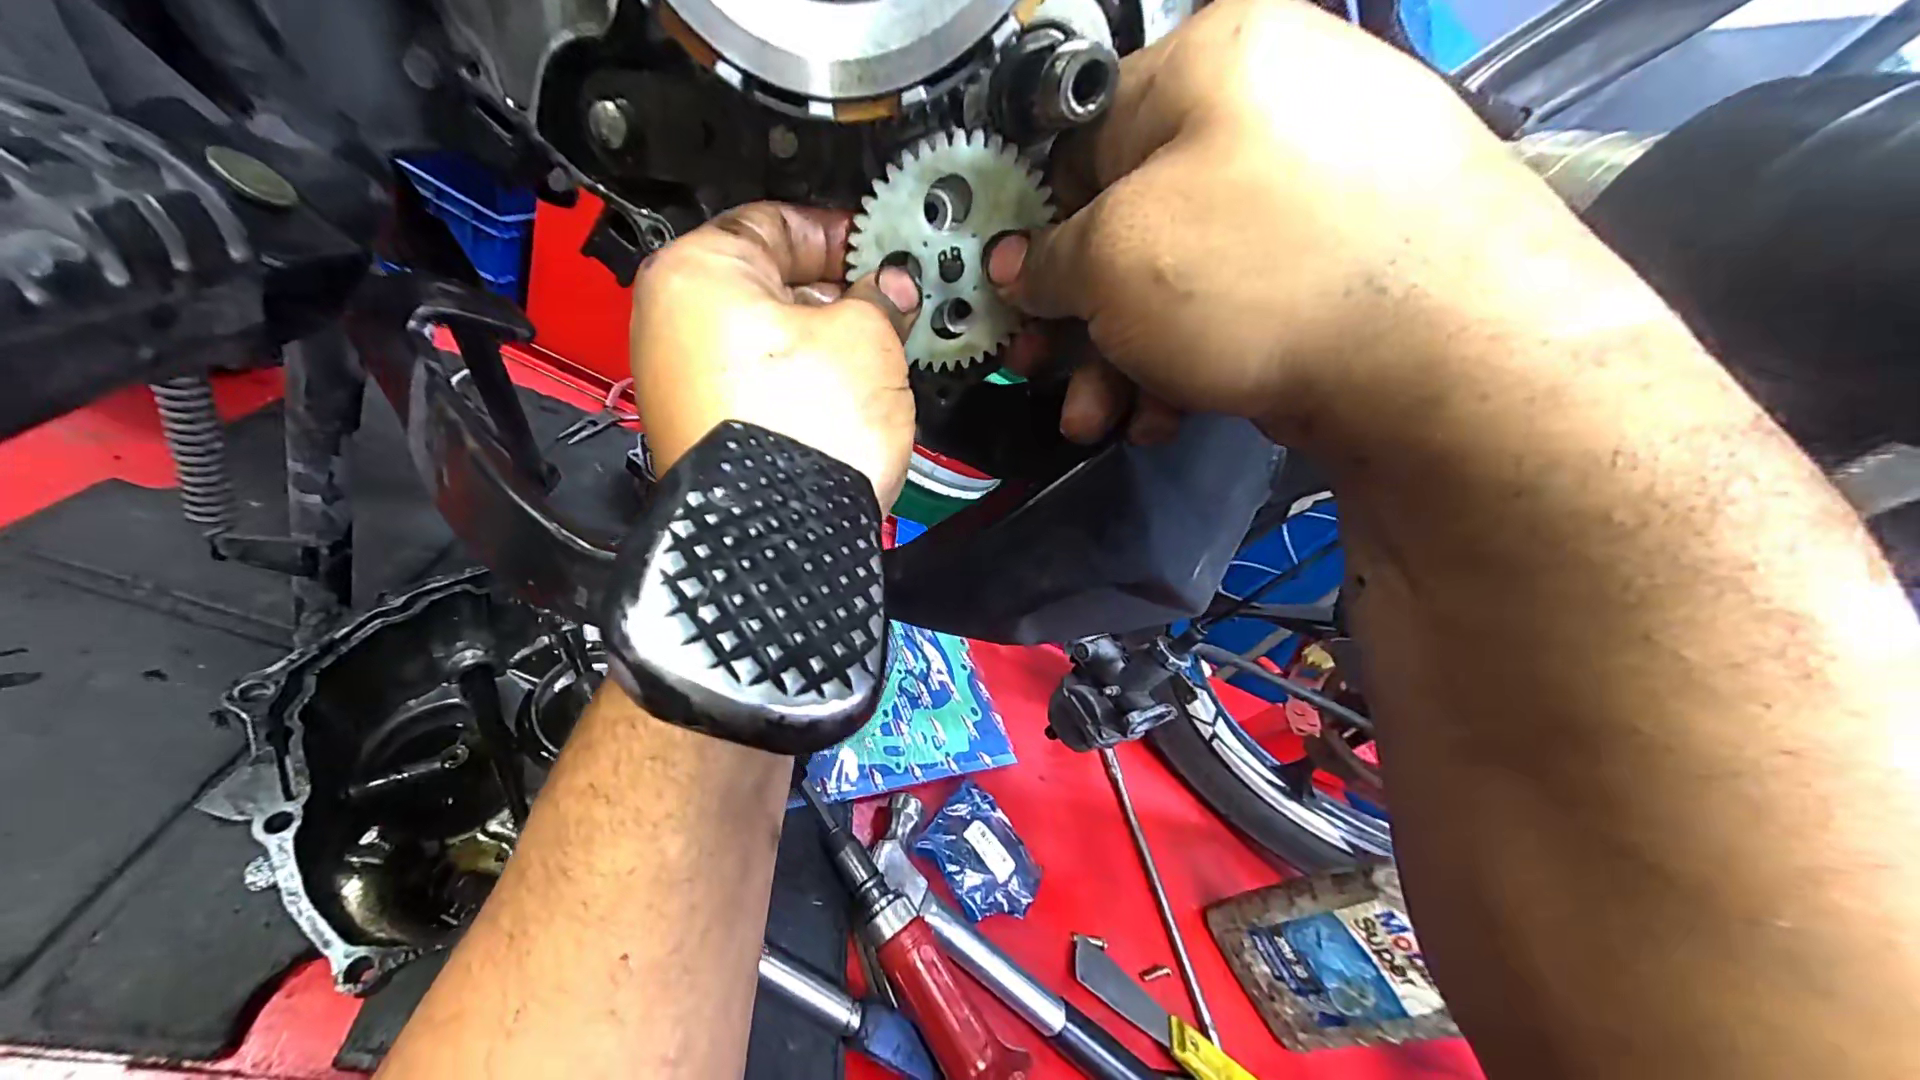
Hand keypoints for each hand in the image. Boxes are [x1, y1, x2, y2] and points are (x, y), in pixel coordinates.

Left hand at [629, 202, 922, 506]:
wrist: (782, 536)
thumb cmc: (804, 436)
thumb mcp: (866, 339)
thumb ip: (880, 299)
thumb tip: (888, 291)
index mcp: (696, 274)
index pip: (776, 221)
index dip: (837, 231)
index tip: (873, 248)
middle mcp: (672, 326)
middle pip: (766, 283)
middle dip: (834, 292)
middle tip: (886, 304)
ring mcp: (683, 385)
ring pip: (765, 338)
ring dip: (822, 340)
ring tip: (875, 354)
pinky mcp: (705, 431)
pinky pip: (758, 384)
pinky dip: (799, 380)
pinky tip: (843, 394)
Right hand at [988, 0, 1672, 447]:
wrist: (1442, 359)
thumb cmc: (1255, 276)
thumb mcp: (1116, 260)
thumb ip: (1048, 261)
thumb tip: (1015, 266)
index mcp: (1213, 64)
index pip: (1083, 136)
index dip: (1034, 222)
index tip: (1011, 288)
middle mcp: (1265, 116)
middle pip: (1129, 222)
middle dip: (1078, 315)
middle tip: (1042, 368)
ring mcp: (1307, 200)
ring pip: (1175, 282)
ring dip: (1122, 360)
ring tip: (1102, 419)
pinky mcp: (1330, 274)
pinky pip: (1228, 310)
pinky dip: (1186, 365)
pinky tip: (1169, 416)